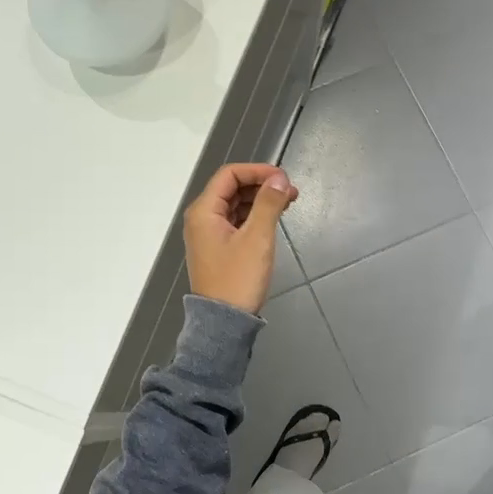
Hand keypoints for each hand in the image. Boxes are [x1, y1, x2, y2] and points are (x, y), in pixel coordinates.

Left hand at [183, 163, 297, 313]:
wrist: (223, 322)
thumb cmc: (238, 278)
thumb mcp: (257, 239)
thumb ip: (268, 204)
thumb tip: (279, 179)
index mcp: (204, 211)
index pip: (229, 175)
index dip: (258, 171)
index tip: (284, 178)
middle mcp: (201, 218)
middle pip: (231, 187)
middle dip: (261, 185)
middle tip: (291, 191)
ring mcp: (207, 233)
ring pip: (235, 204)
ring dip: (260, 200)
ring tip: (287, 203)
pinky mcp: (217, 247)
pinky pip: (235, 221)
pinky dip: (253, 215)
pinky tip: (273, 219)